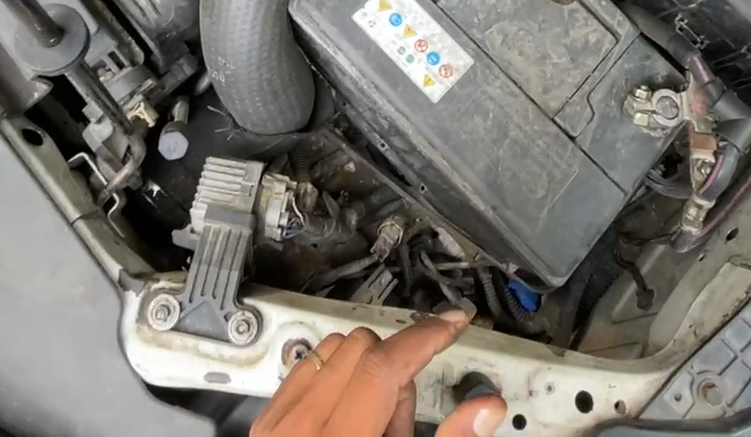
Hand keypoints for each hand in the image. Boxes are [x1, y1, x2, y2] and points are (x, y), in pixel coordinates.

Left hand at [252, 311, 506, 436]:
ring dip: (365, 372)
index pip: (383, 364)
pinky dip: (336, 379)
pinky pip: (308, 367)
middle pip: (362, 348)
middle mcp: (297, 427)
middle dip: (395, 373)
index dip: (427, 336)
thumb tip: (486, 408)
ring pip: (334, 349)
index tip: (454, 323)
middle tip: (400, 427)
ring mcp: (274, 425)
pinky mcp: (264, 425)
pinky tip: (348, 419)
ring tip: (373, 430)